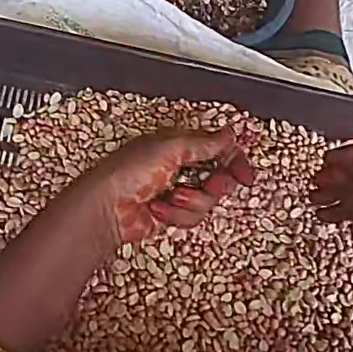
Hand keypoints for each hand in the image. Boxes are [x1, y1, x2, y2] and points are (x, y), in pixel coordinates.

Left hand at [69, 128, 255, 247]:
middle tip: (210, 186)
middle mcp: (180, 167)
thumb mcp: (170, 148)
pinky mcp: (172, 214)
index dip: (234, 161)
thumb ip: (203, 143)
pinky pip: (192, 217)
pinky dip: (177, 215)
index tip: (246, 175)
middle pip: (218, 178)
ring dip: (191, 201)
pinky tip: (157, 210)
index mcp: (179, 145)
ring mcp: (176, 192)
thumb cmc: (129, 172)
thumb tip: (229, 134)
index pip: (217, 149)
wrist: (106, 208)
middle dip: (215, 185)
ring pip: (207, 201)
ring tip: (171, 197)